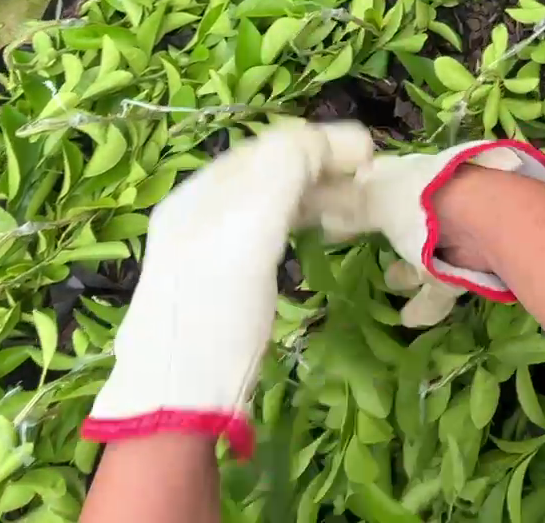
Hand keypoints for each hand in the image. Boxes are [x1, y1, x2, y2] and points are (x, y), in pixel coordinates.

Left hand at [81, 121, 373, 454]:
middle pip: (271, 167)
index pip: (270, 144)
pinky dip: (301, 214)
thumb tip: (322, 137)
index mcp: (201, 192)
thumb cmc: (215, 315)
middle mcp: (203, 209)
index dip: (320, 141)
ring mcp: (211, 242)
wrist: (176, 406)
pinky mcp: (225, 273)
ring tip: (355, 201)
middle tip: (367, 175)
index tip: (368, 153)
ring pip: (273, 196)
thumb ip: (282, 173)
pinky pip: (269, 223)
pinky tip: (321, 224)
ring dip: (316, 188)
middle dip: (321, 163)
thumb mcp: (249, 234)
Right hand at [305, 139, 544, 326]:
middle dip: (392, 233)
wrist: (479, 218)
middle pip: (405, 219)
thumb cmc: (418, 200)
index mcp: (406, 179)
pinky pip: (440, 287)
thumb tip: (324, 216)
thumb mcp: (374, 200)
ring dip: (408, 271)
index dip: (361, 198)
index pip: (380, 184)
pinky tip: (412, 318)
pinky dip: (426, 304)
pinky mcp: (464, 265)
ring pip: (423, 255)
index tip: (342, 216)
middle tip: (372, 247)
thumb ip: (350, 210)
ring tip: (392, 282)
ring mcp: (449, 233)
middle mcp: (428, 203)